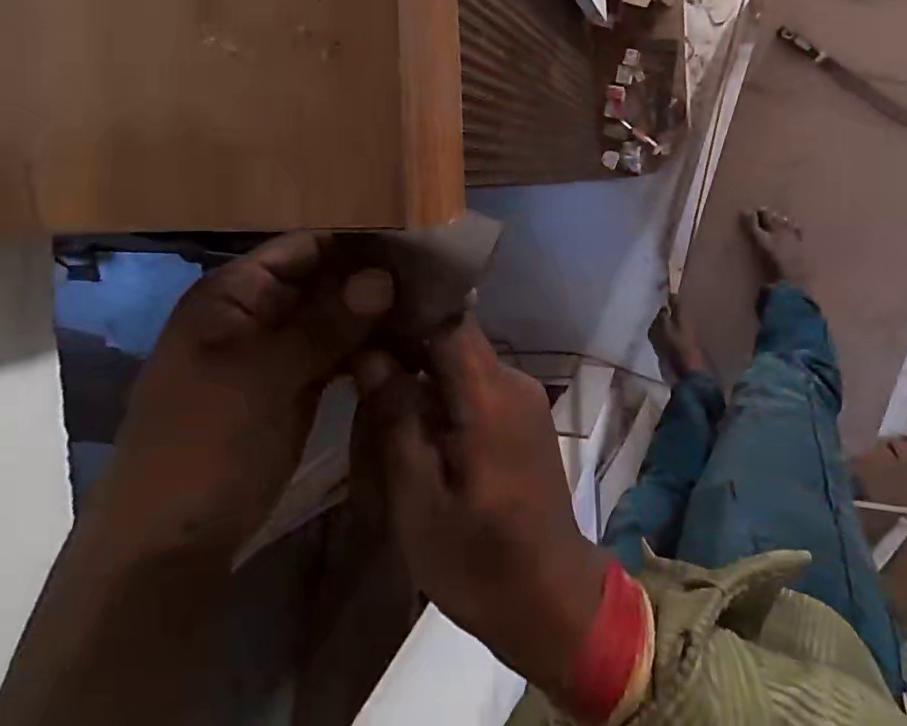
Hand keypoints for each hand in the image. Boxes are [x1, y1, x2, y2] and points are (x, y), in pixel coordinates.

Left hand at [0, 234, 393, 725]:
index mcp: (234, 294)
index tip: (414, 243)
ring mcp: (279, 352)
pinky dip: (369, 350)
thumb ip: (324, 324)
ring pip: (336, 319)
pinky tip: (409, 346)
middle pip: (325, 281)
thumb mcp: (262, 376)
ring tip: (434, 309)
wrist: (171, 539)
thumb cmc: (203, 442)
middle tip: (439, 280)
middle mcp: (258, 313)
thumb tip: (384, 277)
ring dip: (376, 316)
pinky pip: (338, 355)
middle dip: (373, 281)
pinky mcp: (298, 387)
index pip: (304, 248)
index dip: (355, 242)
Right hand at [351, 319, 607, 707]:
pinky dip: (441, 390)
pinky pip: (475, 383)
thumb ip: (395, 419)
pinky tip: (409, 415)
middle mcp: (514, 382)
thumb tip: (370, 353)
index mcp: (491, 396)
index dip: (406, 306)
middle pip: (454, 336)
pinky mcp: (522, 416)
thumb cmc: (478, 560)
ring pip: (462, 360)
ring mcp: (523, 397)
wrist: (552, 600)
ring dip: (421, 369)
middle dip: (405, 340)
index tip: (362, 309)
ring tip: (372, 386)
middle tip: (353, 355)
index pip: (449, 318)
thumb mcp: (418, 499)